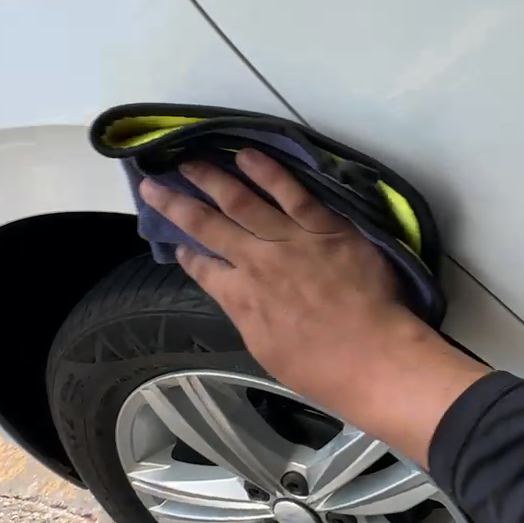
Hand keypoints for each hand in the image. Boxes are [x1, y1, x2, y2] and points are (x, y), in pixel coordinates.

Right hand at [138, 149, 487, 465]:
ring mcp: (291, 241)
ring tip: (191, 160)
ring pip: (243, 201)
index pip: (204, 271)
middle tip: (153, 184)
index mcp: (241, 299)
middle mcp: (257, 263)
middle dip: (176, 204)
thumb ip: (251, 318)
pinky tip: (249, 155)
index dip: (189, 257)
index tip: (179, 246)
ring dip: (213, 178)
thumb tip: (243, 302)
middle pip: (208, 226)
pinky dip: (269, 172)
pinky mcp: (326, 228)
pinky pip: (294, 194)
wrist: (370, 353)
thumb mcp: (267, 351)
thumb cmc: (321, 367)